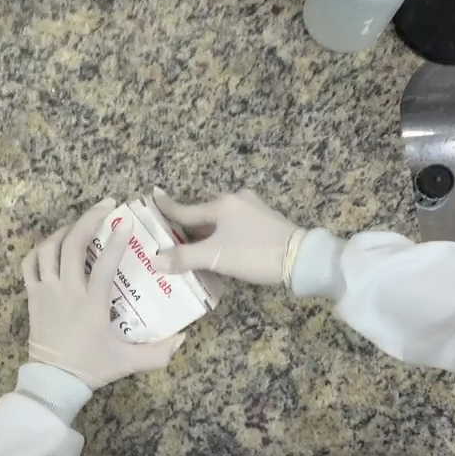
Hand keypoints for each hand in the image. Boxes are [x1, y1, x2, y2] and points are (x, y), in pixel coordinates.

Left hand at [22, 199, 184, 387]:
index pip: (105, 265)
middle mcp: (67, 291)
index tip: (126, 221)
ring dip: (65, 231)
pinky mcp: (33, 296)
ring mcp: (46, 291)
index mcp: (92, 304)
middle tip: (107, 206)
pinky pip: (30, 263)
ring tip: (81, 225)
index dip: (116, 241)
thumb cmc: (91, 367)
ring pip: (49, 248)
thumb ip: (159, 353)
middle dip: (89, 219)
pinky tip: (54, 245)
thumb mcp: (129, 362)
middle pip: (73, 245)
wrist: (53, 381)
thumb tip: (183, 338)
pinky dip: (40, 249)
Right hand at [151, 189, 306, 286]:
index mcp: (221, 205)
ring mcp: (253, 210)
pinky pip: (234, 226)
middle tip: (169, 234)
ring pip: (220, 220)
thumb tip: (155, 260)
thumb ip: (184, 258)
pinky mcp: (266, 222)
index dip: (167, 207)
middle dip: (187, 225)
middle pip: (203, 214)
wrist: (301, 259)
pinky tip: (219, 247)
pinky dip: (222, 235)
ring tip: (191, 245)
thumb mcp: (215, 257)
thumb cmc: (254, 253)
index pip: (186, 209)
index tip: (153, 195)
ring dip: (206, 232)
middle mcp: (236, 201)